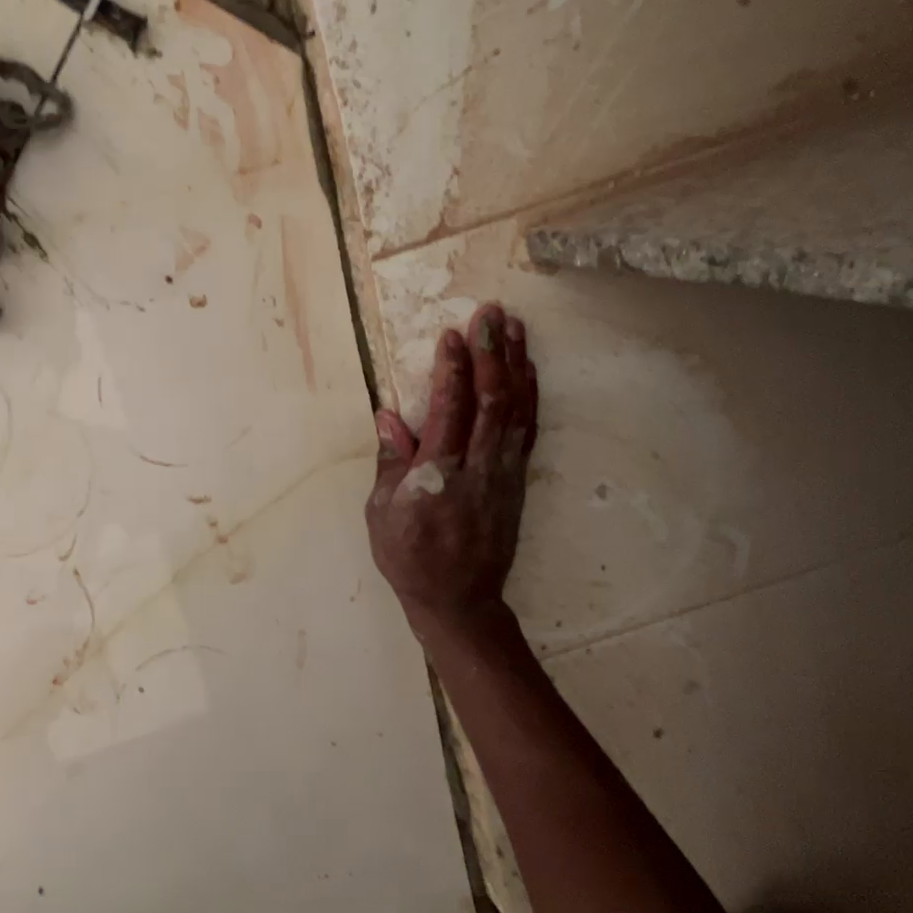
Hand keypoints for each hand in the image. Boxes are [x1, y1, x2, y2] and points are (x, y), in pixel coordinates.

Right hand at [366, 303, 538, 635]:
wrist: (459, 598)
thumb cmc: (408, 555)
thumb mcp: (382, 511)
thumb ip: (391, 461)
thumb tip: (390, 415)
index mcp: (438, 474)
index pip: (451, 409)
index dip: (453, 368)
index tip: (452, 334)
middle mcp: (478, 467)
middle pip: (492, 399)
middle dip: (492, 352)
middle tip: (491, 313)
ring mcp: (504, 472)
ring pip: (517, 408)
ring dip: (517, 364)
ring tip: (516, 327)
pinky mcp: (517, 479)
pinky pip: (527, 428)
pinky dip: (529, 395)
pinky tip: (527, 371)